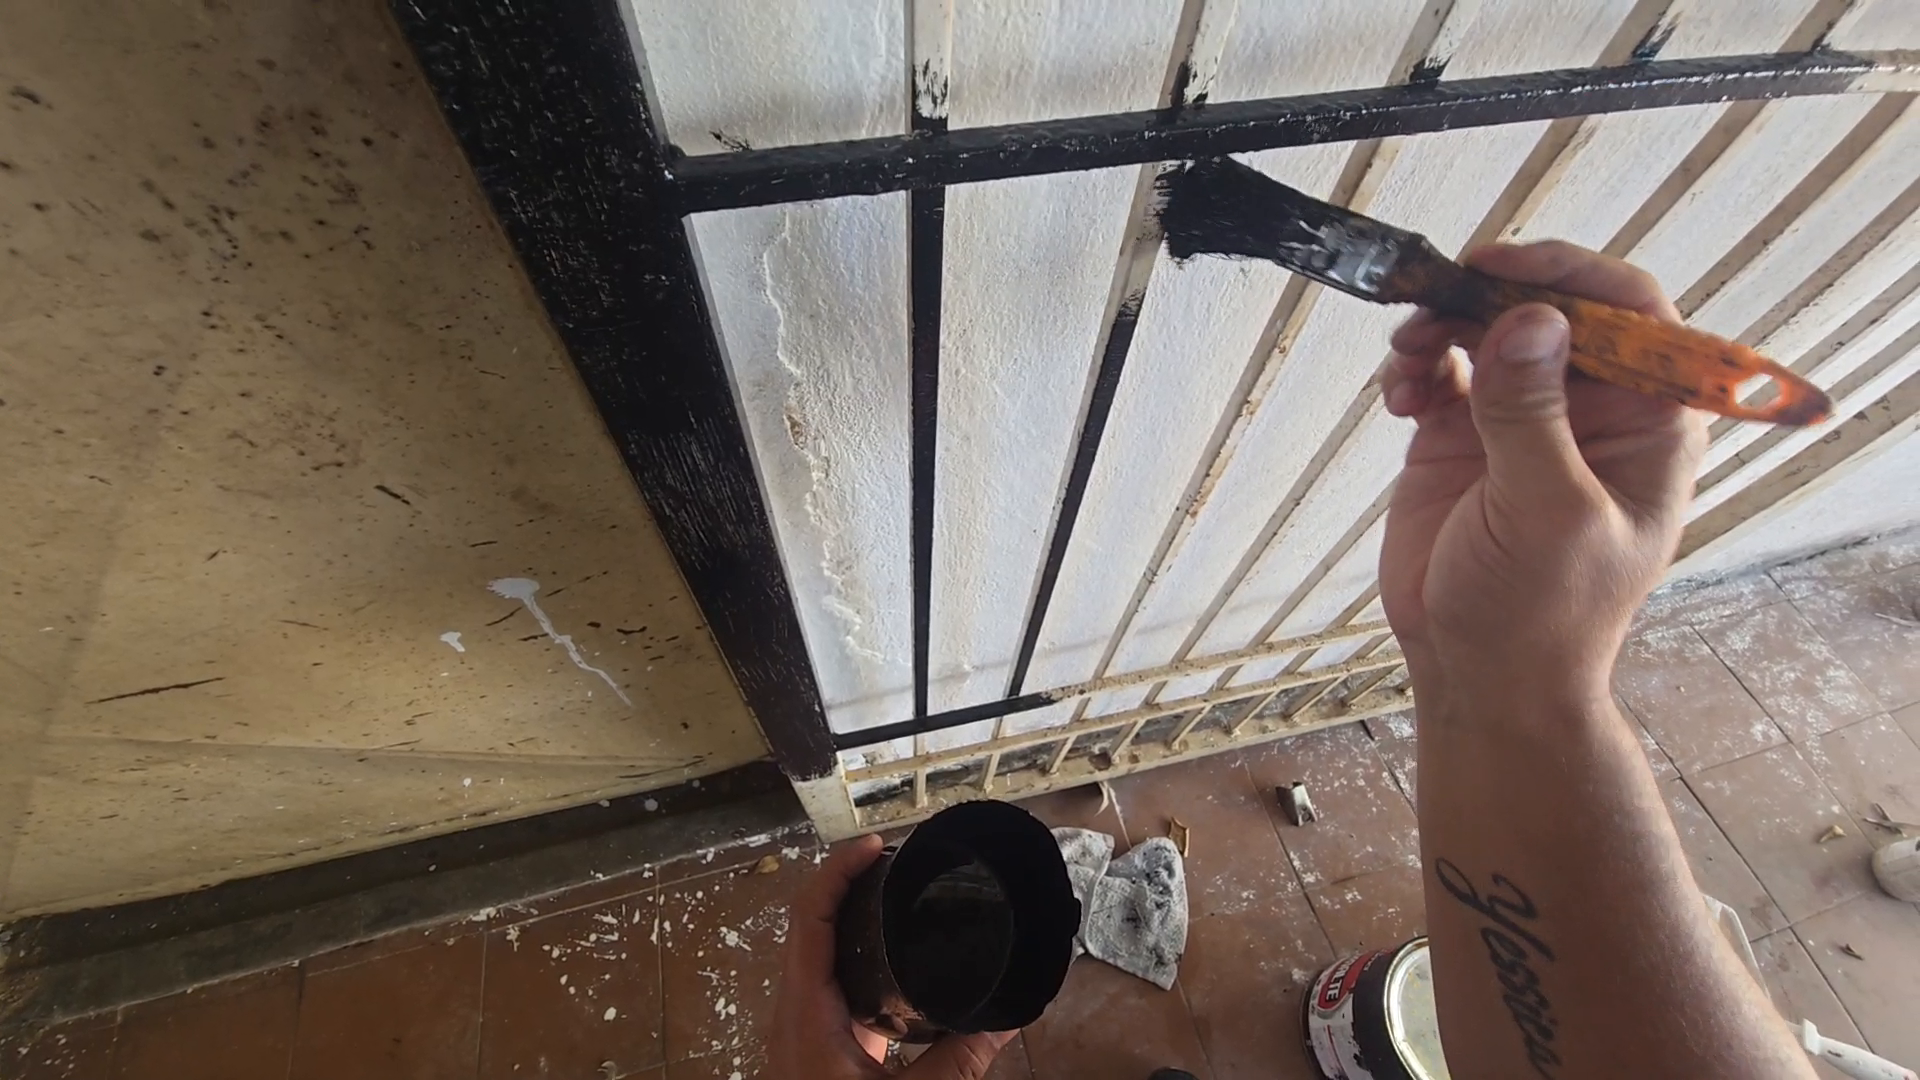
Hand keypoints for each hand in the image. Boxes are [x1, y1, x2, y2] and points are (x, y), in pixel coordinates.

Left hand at [767, 834, 1013, 1079]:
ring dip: (847, 904)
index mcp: (805, 1013)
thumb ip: (960, 1060)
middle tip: (897, 855)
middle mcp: (794, 1007)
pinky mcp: (816, 1037)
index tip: (878, 844)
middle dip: (847, 877)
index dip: (838, 869)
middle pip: (809, 919)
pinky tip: (887, 940)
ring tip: (893, 882)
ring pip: (815, 943)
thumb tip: (1010, 1012)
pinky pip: (828, 970)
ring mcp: (802, 1021)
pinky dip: (854, 940)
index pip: (809, 916)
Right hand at [1377, 241, 1705, 708]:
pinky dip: (1411, 373)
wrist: (1476, 662)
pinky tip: (1398, 398)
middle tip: (1428, 309)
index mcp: (1641, 420)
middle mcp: (1580, 409)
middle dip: (1483, 303)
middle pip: (1540, 315)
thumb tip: (1527, 321)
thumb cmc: (1538, 606)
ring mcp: (1511, 422)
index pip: (1626, 314)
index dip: (1565, 277)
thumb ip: (1533, 417)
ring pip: (1479, 339)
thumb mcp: (1545, 511)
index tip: (1495, 265)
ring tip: (1404, 361)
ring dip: (1437, 333)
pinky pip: (1434, 378)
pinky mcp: (1453, 441)